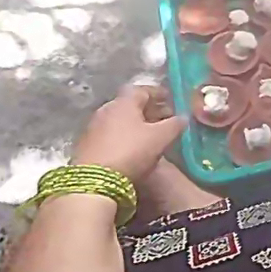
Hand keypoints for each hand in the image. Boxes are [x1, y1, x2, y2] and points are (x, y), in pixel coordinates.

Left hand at [70, 84, 187, 182]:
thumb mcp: (160, 138)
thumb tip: (183, 117)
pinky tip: (132, 148)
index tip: (170, 98)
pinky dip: (124, 136)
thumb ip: (174, 125)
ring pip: (119, 120)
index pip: (142, 90)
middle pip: (130, 104)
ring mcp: (94, 127)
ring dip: (135, 124)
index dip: (158, 93)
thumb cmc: (131, 152)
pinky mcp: (87, 145)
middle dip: (148, 109)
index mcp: (124, 103)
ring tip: (151, 134)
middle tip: (164, 117)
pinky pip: (111, 134)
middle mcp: (106, 110)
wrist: (94, 181)